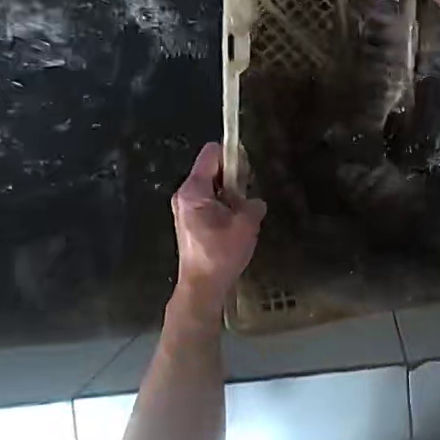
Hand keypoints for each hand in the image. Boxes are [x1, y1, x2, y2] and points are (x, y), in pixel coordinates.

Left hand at [170, 142, 265, 313]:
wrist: (202, 287)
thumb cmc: (221, 254)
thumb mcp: (245, 225)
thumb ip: (252, 204)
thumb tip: (255, 201)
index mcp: (194, 191)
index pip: (211, 154)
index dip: (232, 152)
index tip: (249, 163)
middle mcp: (185, 195)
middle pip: (211, 168)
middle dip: (233, 175)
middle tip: (250, 189)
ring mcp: (185, 208)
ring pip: (212, 186)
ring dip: (230, 191)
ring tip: (246, 208)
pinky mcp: (190, 221)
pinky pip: (209, 200)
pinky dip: (224, 203)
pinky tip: (237, 220)